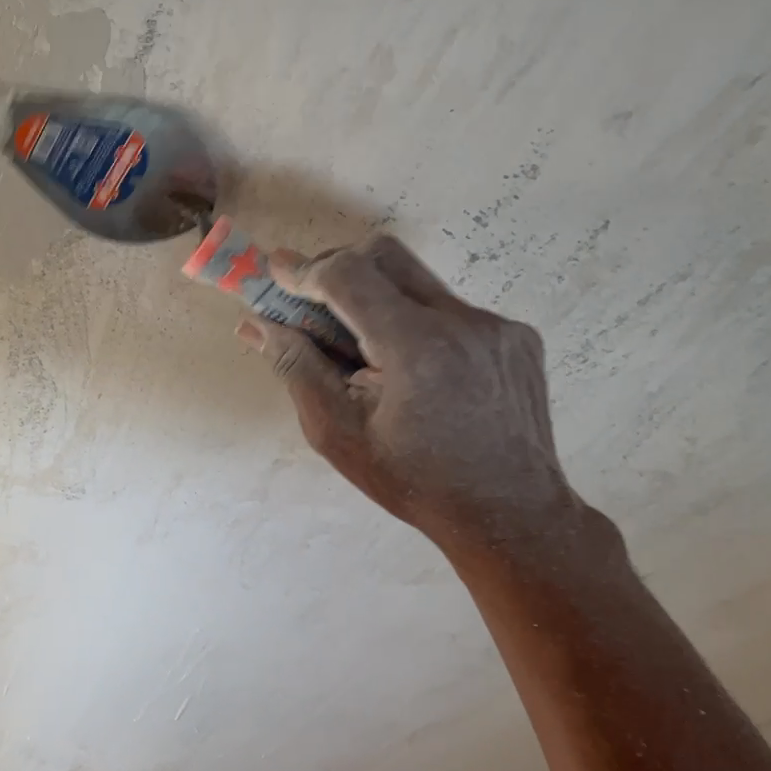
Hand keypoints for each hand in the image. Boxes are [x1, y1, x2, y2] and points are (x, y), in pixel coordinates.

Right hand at [235, 234, 609, 565]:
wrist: (509, 514)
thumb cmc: (410, 479)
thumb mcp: (333, 430)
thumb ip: (296, 365)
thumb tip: (255, 322)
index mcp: (416, 347)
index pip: (349, 275)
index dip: (304, 270)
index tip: (273, 271)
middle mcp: (463, 322)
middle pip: (385, 256)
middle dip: (336, 267)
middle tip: (307, 299)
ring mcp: (497, 326)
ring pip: (416, 280)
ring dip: (373, 296)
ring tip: (356, 347)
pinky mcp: (515, 336)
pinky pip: (446, 306)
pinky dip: (410, 319)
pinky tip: (404, 368)